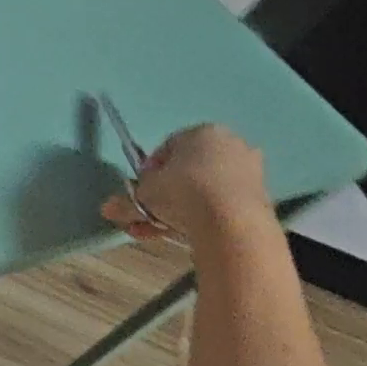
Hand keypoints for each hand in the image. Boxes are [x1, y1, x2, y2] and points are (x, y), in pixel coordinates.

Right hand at [99, 124, 275, 247]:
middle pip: (185, 171)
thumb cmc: (182, 192)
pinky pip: (217, 203)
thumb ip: (124, 201)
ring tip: (154, 230)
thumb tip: (108, 208)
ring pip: (200, 190)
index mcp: (201, 132)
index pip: (167, 148)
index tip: (138, 190)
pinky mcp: (257, 195)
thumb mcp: (142, 195)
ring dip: (175, 209)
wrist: (230, 220)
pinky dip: (198, 215)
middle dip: (161, 195)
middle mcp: (229, 144)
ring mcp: (247, 170)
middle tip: (144, 214)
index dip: (148, 171)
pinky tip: (178, 233)